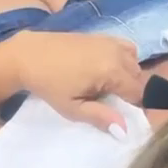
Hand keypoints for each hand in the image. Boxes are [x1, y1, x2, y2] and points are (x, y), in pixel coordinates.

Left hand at [6, 31, 143, 132]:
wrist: (28, 55)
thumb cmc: (49, 85)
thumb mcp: (73, 108)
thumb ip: (100, 117)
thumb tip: (124, 131)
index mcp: (111, 71)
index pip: (138, 92)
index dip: (134, 106)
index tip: (120, 113)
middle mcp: (116, 53)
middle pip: (138, 76)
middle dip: (130, 91)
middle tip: (110, 102)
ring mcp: (110, 41)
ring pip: (134, 61)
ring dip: (128, 75)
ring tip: (108, 86)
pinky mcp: (103, 36)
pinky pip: (126, 47)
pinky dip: (125, 59)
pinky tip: (108, 68)